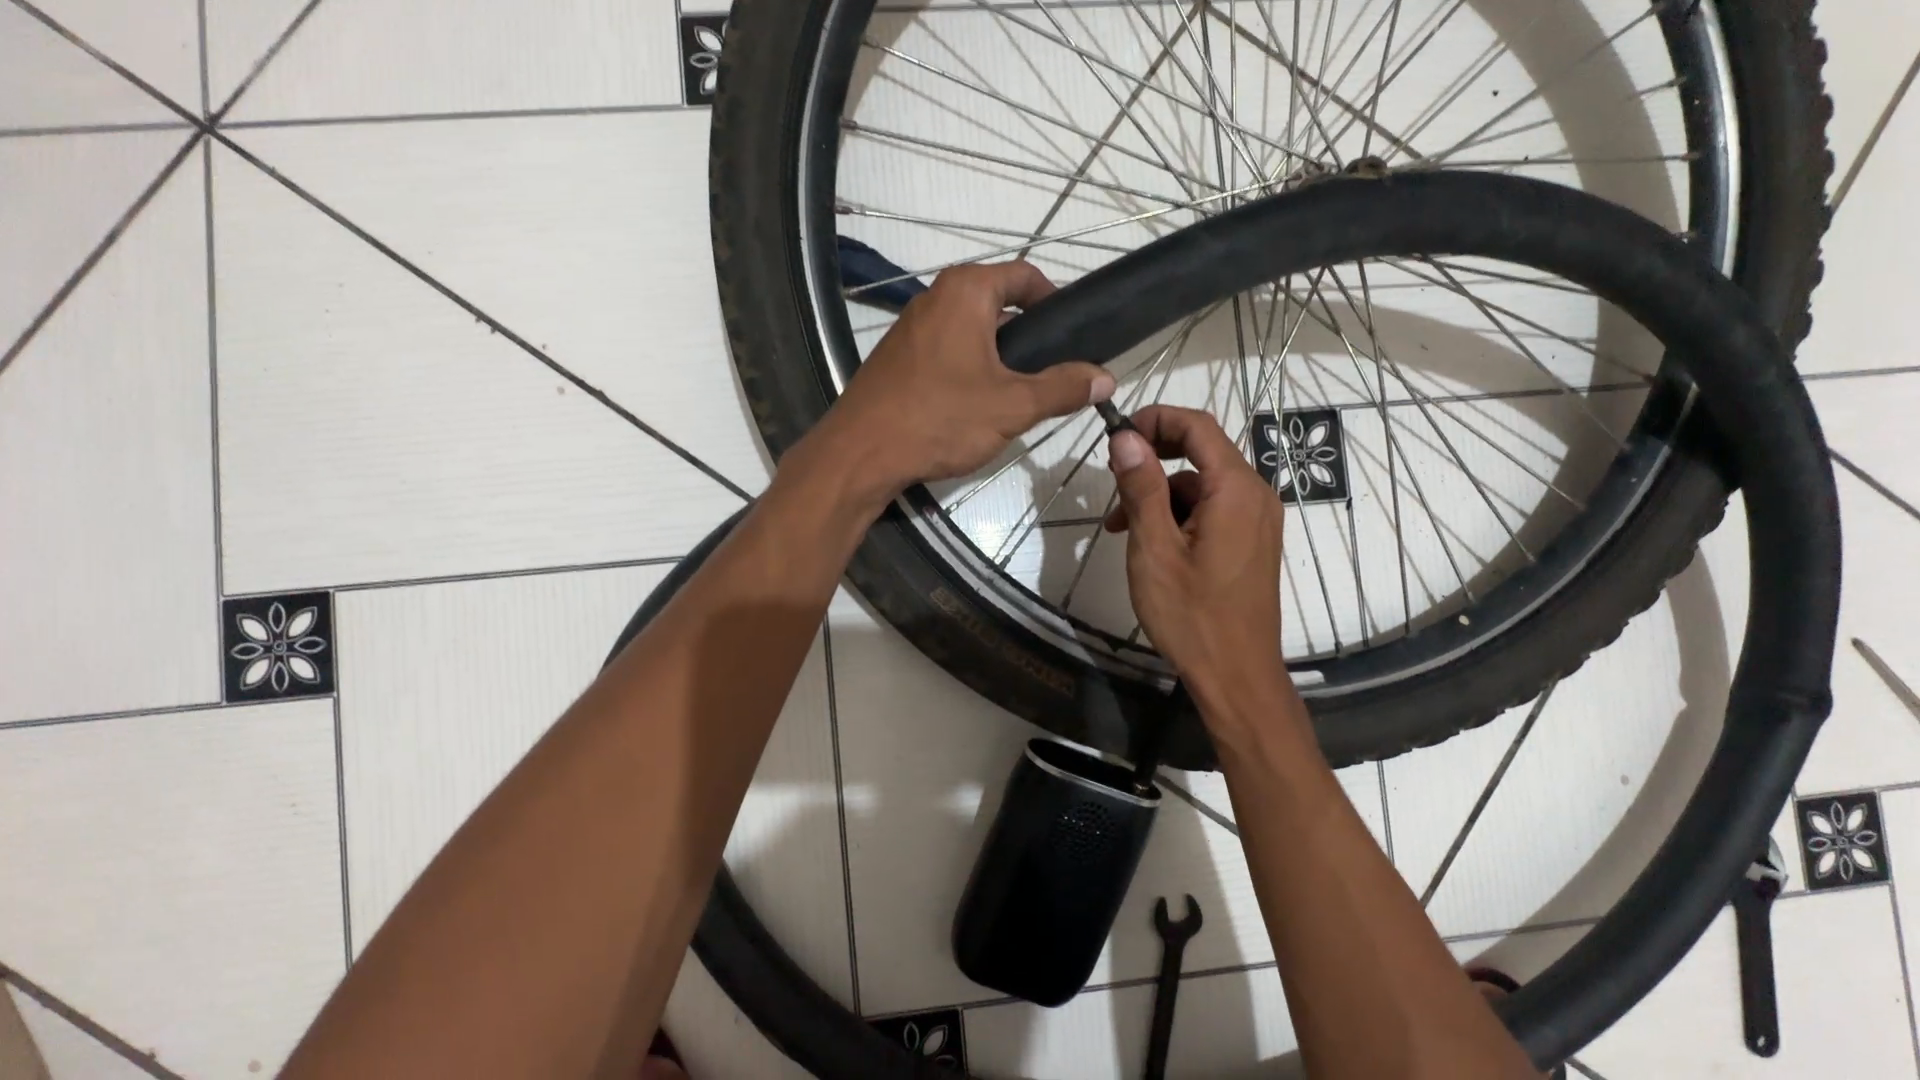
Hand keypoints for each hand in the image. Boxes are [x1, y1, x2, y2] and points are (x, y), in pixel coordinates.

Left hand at [806, 261, 1113, 498]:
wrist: (860, 455)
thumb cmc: (939, 418)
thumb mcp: (1012, 405)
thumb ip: (1063, 388)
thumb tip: (1106, 378)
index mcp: (966, 291)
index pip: (1025, 275)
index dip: (1056, 301)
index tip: (1074, 336)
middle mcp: (936, 297)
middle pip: (999, 303)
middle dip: (1030, 337)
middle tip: (1053, 376)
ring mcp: (912, 328)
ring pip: (973, 331)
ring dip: (1000, 358)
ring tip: (1020, 397)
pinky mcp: (899, 358)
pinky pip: (948, 351)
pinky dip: (970, 369)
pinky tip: (978, 409)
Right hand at [1104, 405, 1285, 703]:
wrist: (1237, 677)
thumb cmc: (1192, 616)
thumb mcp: (1154, 549)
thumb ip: (1141, 487)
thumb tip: (1125, 436)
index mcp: (1236, 489)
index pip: (1197, 427)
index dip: (1154, 420)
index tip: (1114, 436)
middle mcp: (1256, 495)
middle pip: (1201, 452)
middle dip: (1152, 459)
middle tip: (1110, 480)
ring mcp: (1258, 520)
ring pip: (1201, 485)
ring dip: (1159, 494)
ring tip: (1118, 528)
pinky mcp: (1252, 542)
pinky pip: (1212, 510)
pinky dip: (1177, 515)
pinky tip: (1148, 542)